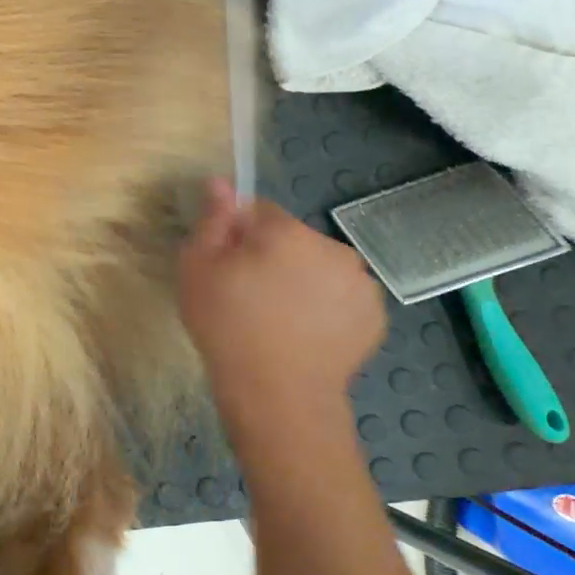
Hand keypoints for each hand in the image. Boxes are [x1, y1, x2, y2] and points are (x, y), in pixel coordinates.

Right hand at [178, 179, 385, 416]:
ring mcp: (362, 285)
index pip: (260, 210)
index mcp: (290, 233)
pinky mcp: (376, 317)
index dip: (237, 233)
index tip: (224, 262)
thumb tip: (221, 183)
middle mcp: (335, 250)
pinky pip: (340, 296)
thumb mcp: (198, 267)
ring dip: (300, 279)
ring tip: (275, 314)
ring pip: (319, 267)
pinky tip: (300, 329)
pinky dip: (322, 305)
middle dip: (271, 255)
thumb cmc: (227, 323)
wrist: (278, 390)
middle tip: (245, 291)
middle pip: (293, 238)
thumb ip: (213, 221)